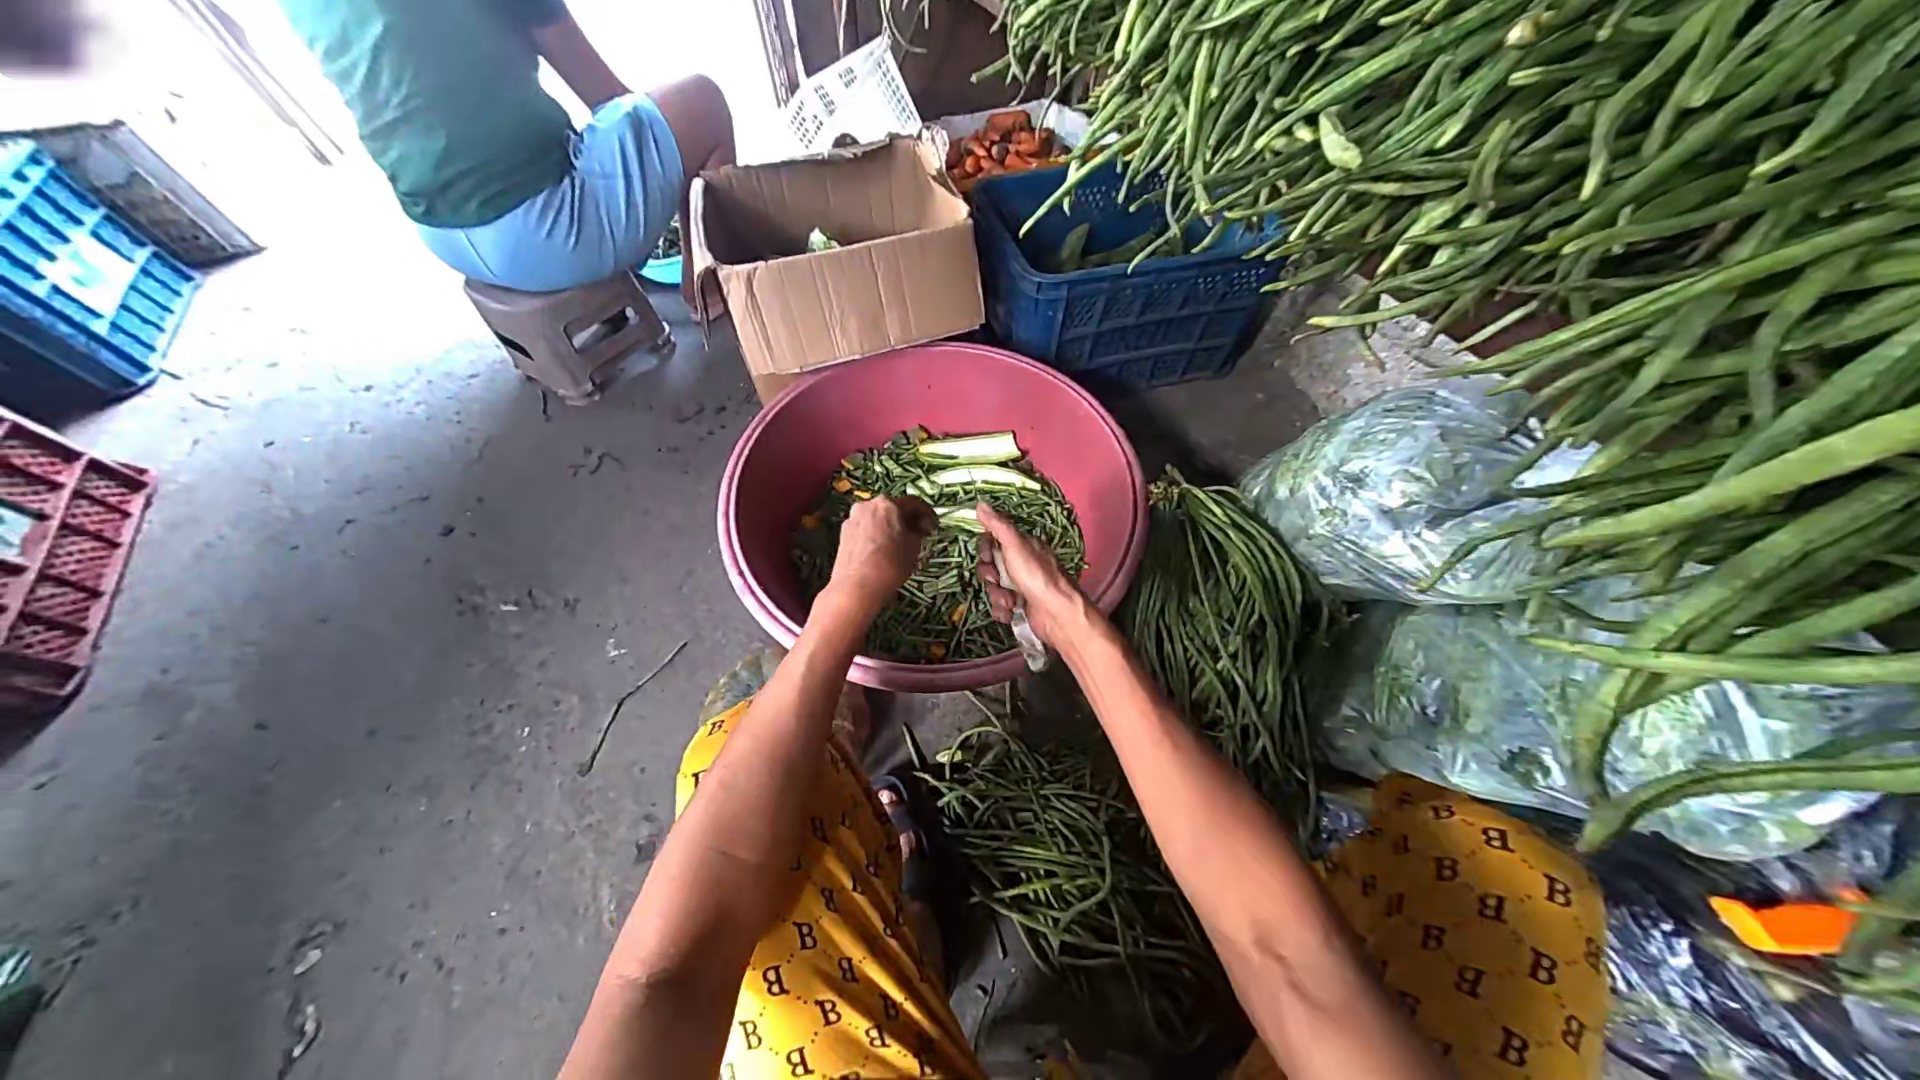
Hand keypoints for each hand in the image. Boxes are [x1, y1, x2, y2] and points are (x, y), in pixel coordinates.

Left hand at [826, 495, 935, 611]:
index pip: (913, 503)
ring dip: (889, 527)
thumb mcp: (914, 546)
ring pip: (876, 518)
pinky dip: (876, 534)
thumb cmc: (891, 563)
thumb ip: (917, 531)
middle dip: (906, 519)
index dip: (927, 514)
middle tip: (918, 533)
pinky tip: (882, 549)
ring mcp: (852, 519)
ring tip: (899, 542)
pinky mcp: (843, 534)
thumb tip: (916, 528)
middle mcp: (867, 505)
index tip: (933, 526)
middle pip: (892, 508)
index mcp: (887, 503)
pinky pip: (865, 529)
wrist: (857, 586)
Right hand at [975, 502, 1094, 645]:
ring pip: (994, 587)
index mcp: (1023, 545)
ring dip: (997, 596)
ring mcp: (1022, 585)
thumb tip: (981, 503)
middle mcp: (1022, 563)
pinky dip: (1002, 611)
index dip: (986, 550)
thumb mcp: (1015, 544)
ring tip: (1010, 602)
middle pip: (991, 566)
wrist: (1056, 613)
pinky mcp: (1021, 605)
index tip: (987, 556)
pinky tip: (1010, 613)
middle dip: (990, 577)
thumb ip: (997, 525)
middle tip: (997, 580)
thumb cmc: (1036, 575)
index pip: (994, 541)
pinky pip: (1000, 606)